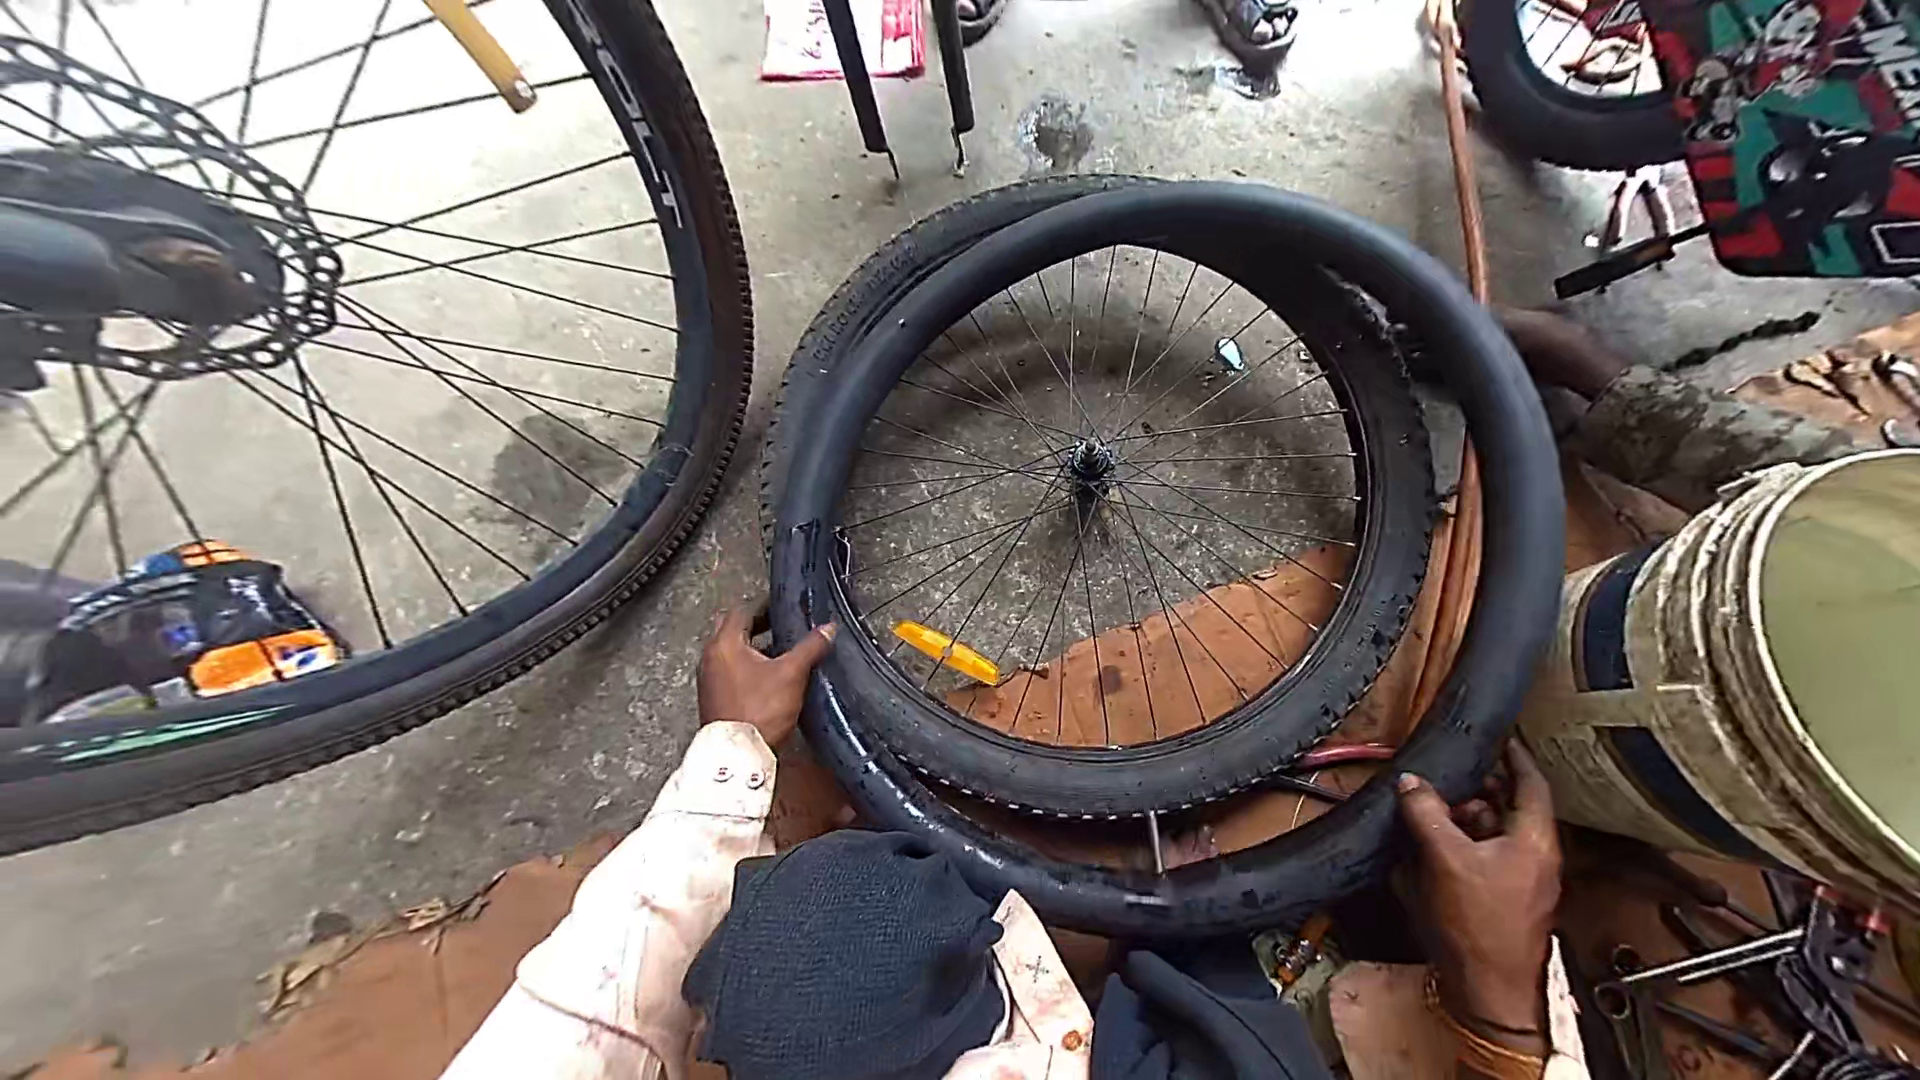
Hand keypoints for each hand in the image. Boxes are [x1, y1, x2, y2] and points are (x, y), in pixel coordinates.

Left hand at [696, 599, 836, 747]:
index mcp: (725, 644)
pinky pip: (729, 671)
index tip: (781, 607)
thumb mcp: (792, 673)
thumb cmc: (760, 711)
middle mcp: (711, 658)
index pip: (742, 611)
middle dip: (756, 625)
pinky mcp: (713, 697)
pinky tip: (768, 677)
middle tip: (780, 625)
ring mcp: (709, 679)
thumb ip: (810, 647)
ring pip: (731, 651)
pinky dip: (746, 666)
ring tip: (779, 650)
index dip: (763, 607)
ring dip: (752, 647)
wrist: (738, 754)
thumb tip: (828, 629)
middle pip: (733, 629)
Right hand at [1396, 740, 1561, 1053]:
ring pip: (1483, 825)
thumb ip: (1426, 812)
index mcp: (1534, 842)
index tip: (1500, 736)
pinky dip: (1451, 836)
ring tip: (1423, 808)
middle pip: (1502, 803)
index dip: (1516, 757)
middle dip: (1469, 788)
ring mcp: (1513, 873)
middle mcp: (1530, 854)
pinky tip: (1423, 837)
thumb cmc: (1477, 921)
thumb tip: (1411, 782)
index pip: (1531, 786)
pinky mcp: (1493, 888)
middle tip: (1437, 776)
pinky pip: (1473, 848)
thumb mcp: (1444, 856)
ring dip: (1454, 813)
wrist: (1484, 983)